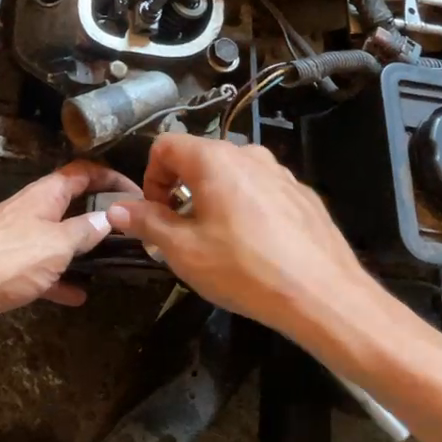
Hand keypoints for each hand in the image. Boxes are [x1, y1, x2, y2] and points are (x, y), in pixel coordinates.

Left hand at [0, 161, 136, 334]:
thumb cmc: (6, 260)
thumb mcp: (56, 245)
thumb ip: (84, 232)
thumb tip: (110, 217)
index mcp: (42, 195)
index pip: (82, 172)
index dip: (109, 177)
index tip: (135, 191)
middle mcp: (27, 210)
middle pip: (68, 204)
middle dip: (96, 215)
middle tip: (125, 230)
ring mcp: (12, 238)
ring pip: (54, 238)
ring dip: (78, 249)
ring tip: (107, 264)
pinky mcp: (1, 266)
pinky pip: (38, 267)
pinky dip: (57, 278)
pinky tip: (76, 296)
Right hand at [106, 135, 381, 334]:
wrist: (324, 296)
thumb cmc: (244, 269)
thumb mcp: (183, 250)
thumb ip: (147, 222)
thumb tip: (117, 208)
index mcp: (214, 159)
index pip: (165, 145)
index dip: (150, 177)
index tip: (154, 214)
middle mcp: (248, 155)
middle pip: (199, 159)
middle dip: (181, 191)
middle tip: (180, 234)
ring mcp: (281, 173)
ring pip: (232, 176)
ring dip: (213, 201)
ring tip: (217, 244)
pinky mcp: (303, 195)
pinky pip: (261, 192)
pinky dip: (246, 210)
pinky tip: (255, 249)